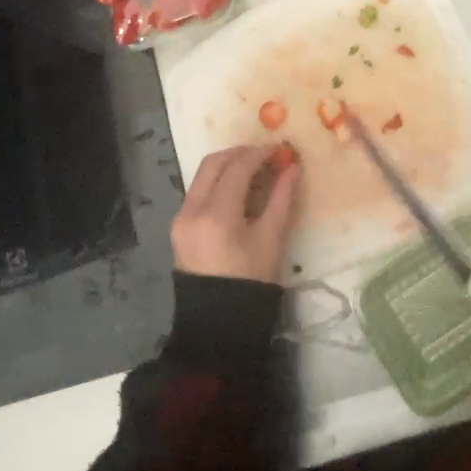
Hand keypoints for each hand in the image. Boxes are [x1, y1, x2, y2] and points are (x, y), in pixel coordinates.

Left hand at [171, 145, 300, 282]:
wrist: (219, 321)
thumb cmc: (252, 281)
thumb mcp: (272, 238)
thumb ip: (282, 197)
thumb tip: (292, 166)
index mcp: (217, 215)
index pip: (238, 167)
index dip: (260, 153)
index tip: (280, 150)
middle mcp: (192, 210)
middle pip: (214, 163)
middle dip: (240, 153)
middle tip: (265, 155)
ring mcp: (181, 218)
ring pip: (202, 175)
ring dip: (228, 166)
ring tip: (254, 170)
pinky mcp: (178, 226)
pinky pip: (198, 191)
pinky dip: (217, 182)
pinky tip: (237, 190)